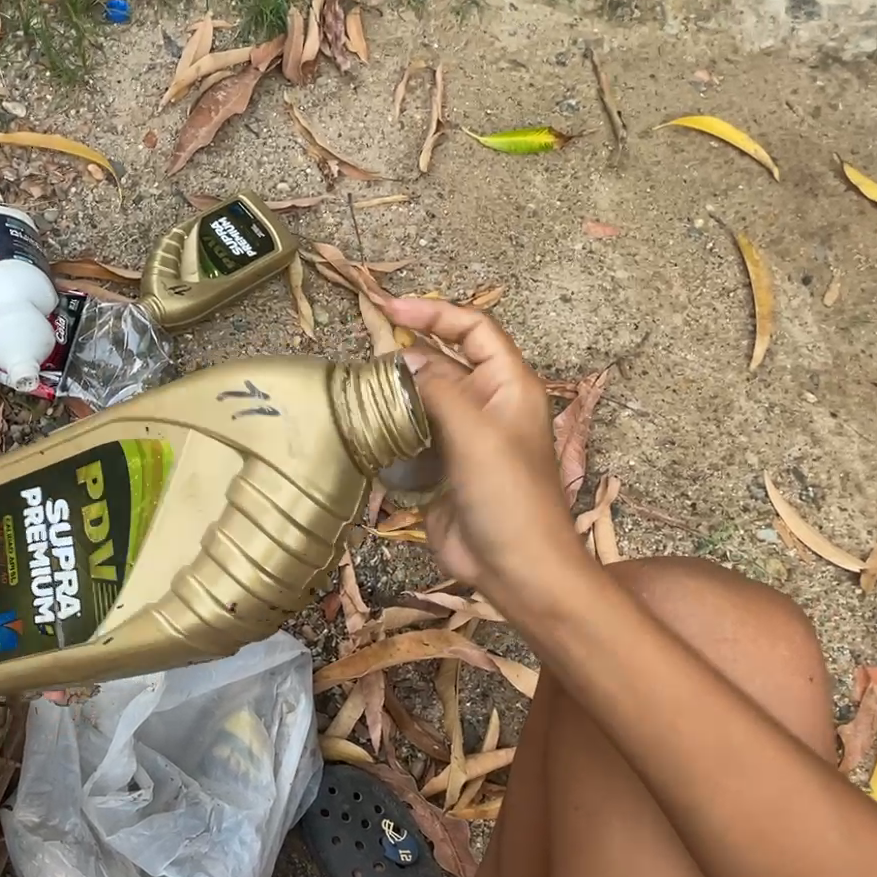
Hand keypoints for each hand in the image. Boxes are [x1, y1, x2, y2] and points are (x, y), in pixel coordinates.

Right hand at [386, 298, 589, 606]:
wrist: (515, 567)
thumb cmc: (509, 497)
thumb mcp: (476, 434)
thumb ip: (438, 390)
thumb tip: (402, 362)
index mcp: (509, 386)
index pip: (474, 330)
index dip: (435, 314)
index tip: (390, 310)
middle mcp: (486, 407)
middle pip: (445, 363)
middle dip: (409, 353)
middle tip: (366, 355)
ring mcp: (463, 440)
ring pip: (424, 402)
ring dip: (396, 394)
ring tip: (361, 392)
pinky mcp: (441, 471)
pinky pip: (413, 438)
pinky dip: (392, 432)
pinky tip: (369, 432)